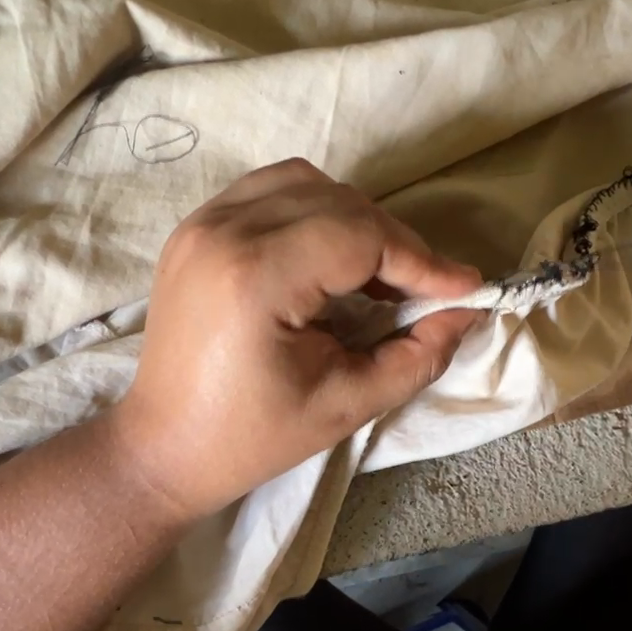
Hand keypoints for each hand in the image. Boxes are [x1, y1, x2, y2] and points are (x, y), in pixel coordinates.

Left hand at [109, 158, 483, 518]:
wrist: (166, 447)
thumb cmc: (254, 439)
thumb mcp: (346, 407)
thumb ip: (416, 357)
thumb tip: (466, 311)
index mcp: (256, 277)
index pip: (361, 236)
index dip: (422, 261)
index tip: (466, 289)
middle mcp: (224, 230)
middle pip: (339, 202)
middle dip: (396, 243)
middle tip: (425, 292)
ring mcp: (202, 223)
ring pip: (306, 183)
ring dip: (356, 220)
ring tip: (379, 274)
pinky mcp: (194, 229)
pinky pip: (270, 192)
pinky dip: (314, 213)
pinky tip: (331, 259)